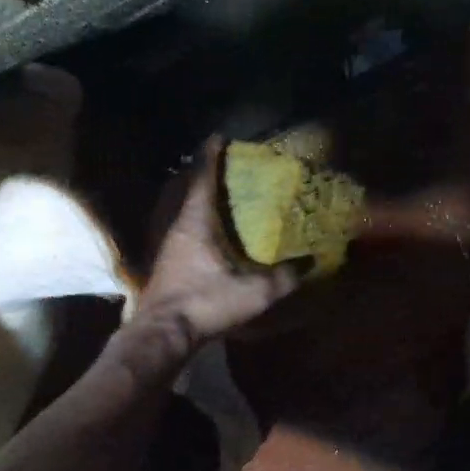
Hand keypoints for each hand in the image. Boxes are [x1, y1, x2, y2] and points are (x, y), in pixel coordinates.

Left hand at [131, 138, 298, 356]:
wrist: (161, 333)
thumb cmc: (203, 304)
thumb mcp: (252, 293)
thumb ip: (283, 278)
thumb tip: (310, 264)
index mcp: (195, 221)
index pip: (202, 177)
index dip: (210, 154)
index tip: (219, 136)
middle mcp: (174, 224)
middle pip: (182, 186)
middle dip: (198, 171)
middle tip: (216, 163)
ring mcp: (162, 242)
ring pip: (173, 205)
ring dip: (187, 193)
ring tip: (207, 191)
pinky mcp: (159, 260)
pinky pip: (171, 224)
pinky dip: (183, 215)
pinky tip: (197, 228)